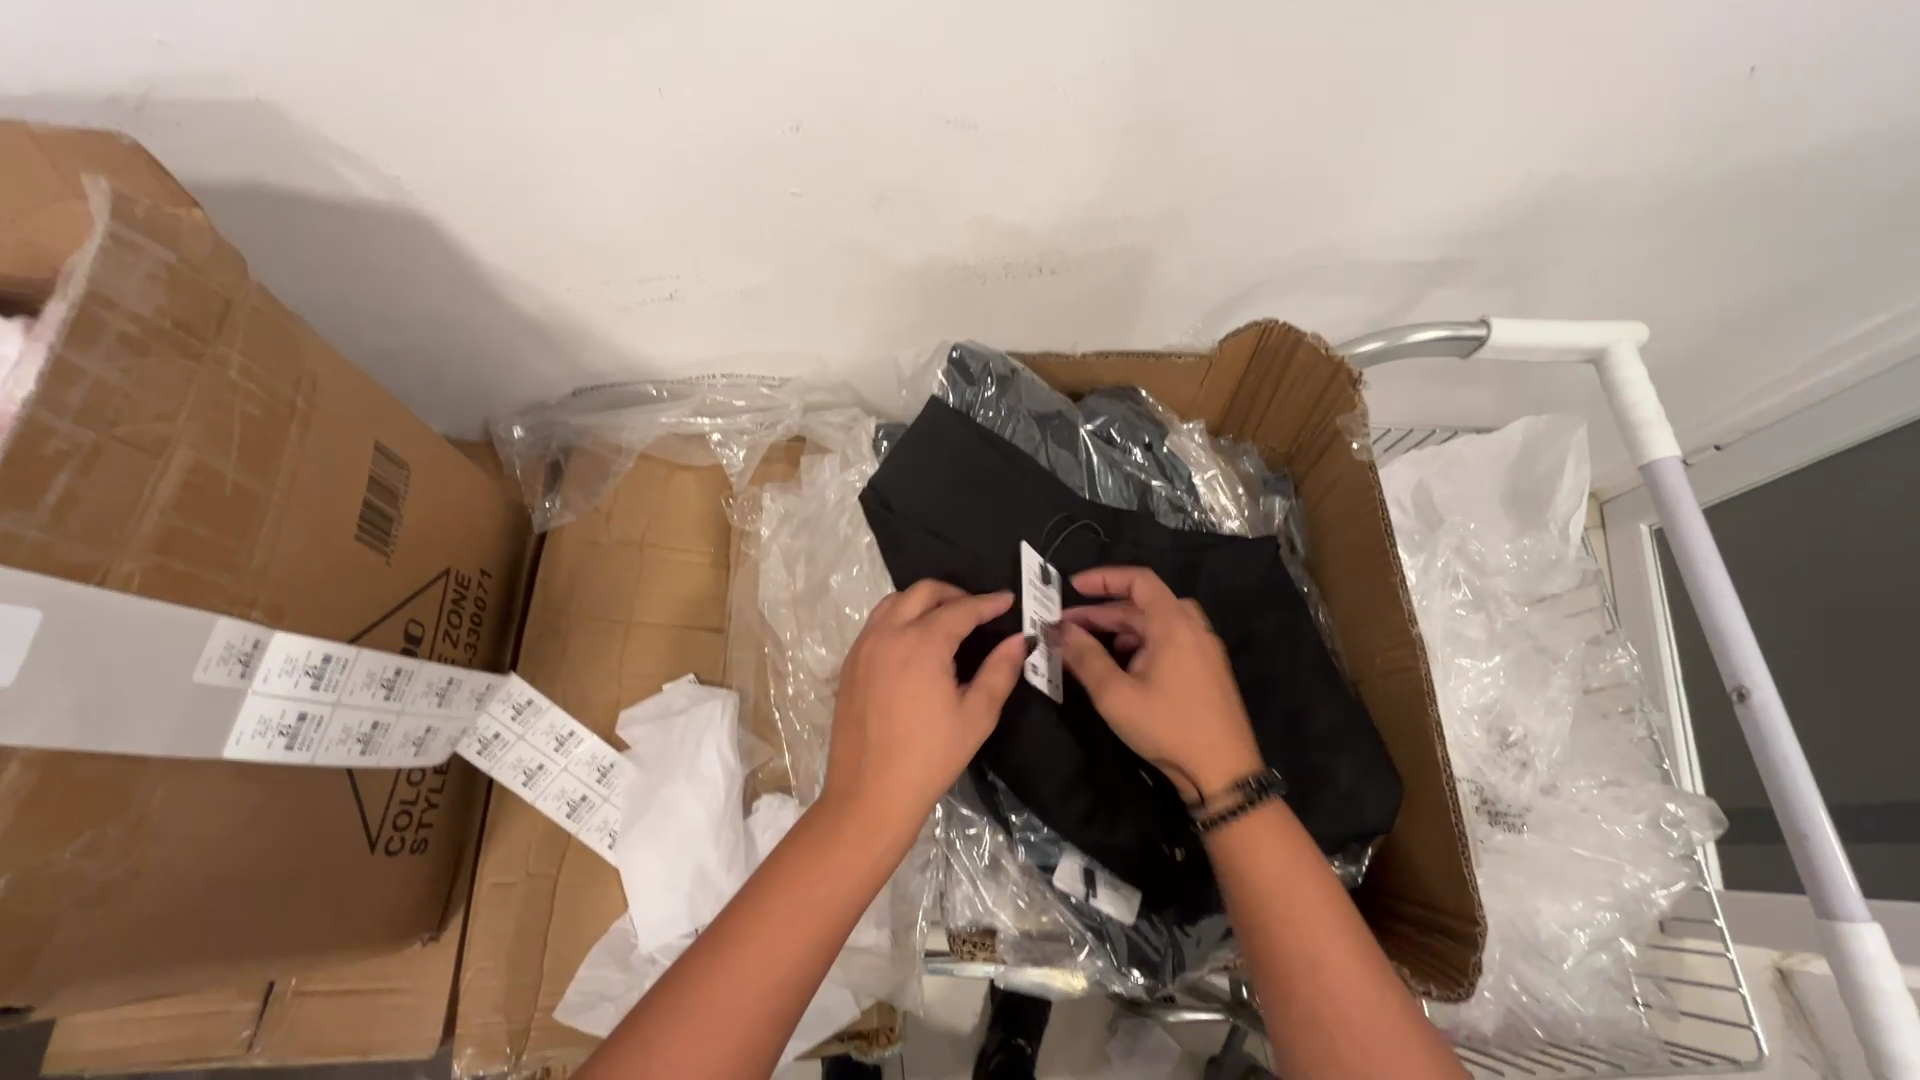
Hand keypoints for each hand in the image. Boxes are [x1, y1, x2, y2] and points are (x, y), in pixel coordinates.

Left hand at [823, 580, 1024, 826]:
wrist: (870, 793)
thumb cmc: (930, 757)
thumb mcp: (977, 716)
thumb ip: (1000, 671)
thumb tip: (1020, 640)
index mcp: (921, 643)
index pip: (961, 609)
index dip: (988, 603)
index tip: (1008, 600)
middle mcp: (888, 634)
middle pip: (922, 592)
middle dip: (954, 593)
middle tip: (978, 610)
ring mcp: (863, 647)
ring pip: (893, 602)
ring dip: (923, 601)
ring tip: (947, 620)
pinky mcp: (849, 664)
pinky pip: (876, 624)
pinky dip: (899, 618)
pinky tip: (915, 642)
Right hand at [1056, 566, 1263, 803]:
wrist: (1224, 772)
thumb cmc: (1167, 728)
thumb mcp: (1115, 695)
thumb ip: (1085, 658)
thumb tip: (1059, 631)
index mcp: (1173, 624)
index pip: (1139, 580)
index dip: (1104, 578)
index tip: (1073, 587)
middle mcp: (1193, 628)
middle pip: (1144, 604)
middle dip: (1103, 612)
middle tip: (1068, 627)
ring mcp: (1204, 650)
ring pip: (1157, 624)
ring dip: (1121, 629)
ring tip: (1090, 648)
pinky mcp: (1208, 671)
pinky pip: (1171, 642)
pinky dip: (1142, 644)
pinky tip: (1124, 668)